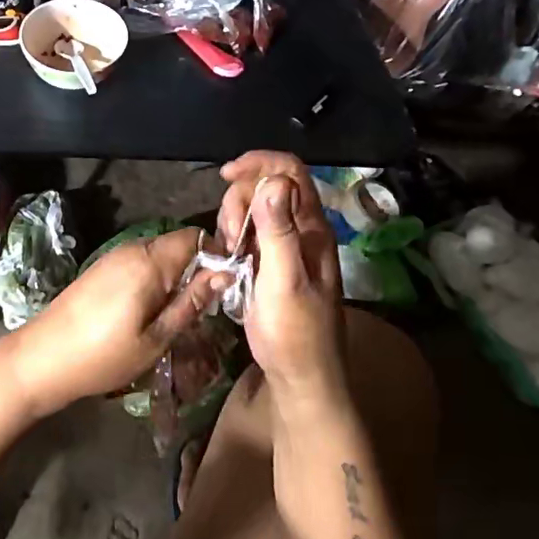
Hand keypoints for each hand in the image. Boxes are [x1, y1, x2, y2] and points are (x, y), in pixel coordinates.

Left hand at [0, 228, 230, 417]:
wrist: (38, 361)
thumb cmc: (102, 356)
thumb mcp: (155, 339)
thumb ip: (191, 303)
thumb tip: (225, 274)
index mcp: (149, 262)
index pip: (197, 237)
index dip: (217, 255)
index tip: (225, 286)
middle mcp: (133, 248)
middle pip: (179, 244)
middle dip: (198, 267)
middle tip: (203, 306)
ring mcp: (115, 256)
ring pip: (161, 253)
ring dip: (176, 275)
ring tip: (177, 313)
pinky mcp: (103, 267)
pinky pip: (142, 261)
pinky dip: (155, 278)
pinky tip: (150, 310)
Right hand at [218, 154, 346, 400]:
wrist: (301, 376)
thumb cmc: (295, 332)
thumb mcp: (284, 280)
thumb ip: (278, 230)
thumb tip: (273, 180)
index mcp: (312, 227)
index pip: (291, 171)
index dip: (260, 162)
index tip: (227, 174)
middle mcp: (302, 229)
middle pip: (267, 186)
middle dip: (240, 200)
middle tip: (232, 238)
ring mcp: (288, 245)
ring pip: (255, 208)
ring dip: (235, 221)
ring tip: (233, 254)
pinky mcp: (273, 262)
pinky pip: (250, 233)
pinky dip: (235, 238)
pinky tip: (231, 261)